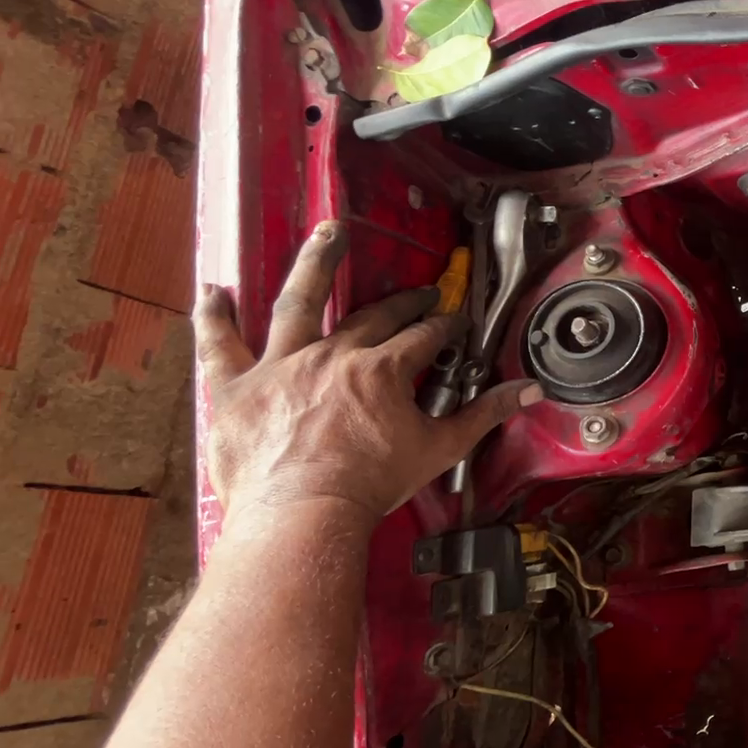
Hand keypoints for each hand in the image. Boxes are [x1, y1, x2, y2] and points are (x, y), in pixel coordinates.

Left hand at [192, 221, 542, 525]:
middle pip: (374, 315)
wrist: (303, 514)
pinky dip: (215, 315)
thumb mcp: (443, 446)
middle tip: (421, 292)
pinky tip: (214, 289)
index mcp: (383, 369)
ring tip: (325, 233)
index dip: (445, 326)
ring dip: (314, 264)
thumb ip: (487, 412)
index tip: (455, 322)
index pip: (425, 335)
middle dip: (403, 301)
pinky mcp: (235, 388)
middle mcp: (334, 355)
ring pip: (298, 303)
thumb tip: (532, 390)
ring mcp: (281, 366)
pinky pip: (219, 344)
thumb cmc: (374, 481)